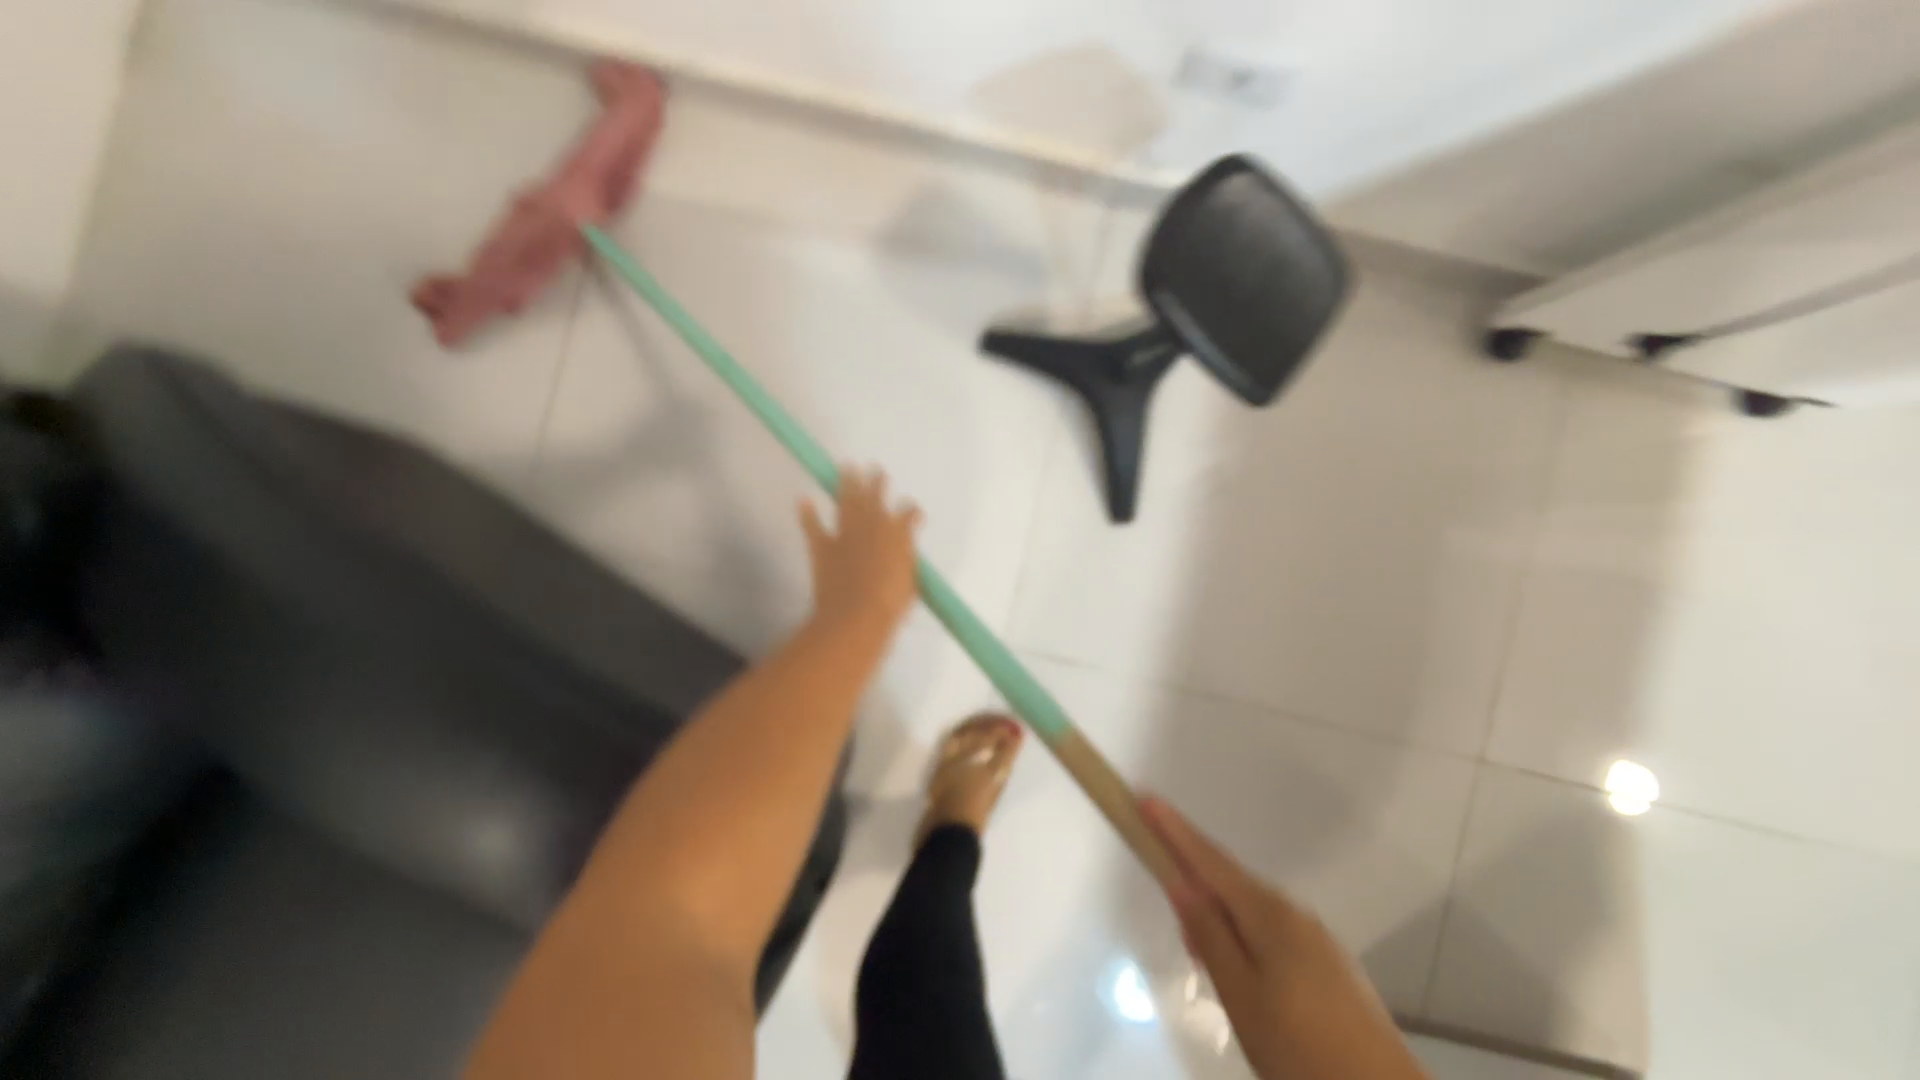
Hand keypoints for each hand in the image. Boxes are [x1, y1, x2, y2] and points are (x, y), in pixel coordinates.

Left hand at [798, 467, 923, 640]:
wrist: (855, 616)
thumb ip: (908, 560)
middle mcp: (872, 527)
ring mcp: (845, 535)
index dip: (910, 511)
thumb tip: (906, 548)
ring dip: (847, 484)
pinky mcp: (822, 546)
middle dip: (877, 483)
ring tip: (847, 466)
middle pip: (875, 499)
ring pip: (847, 502)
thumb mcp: (911, 583)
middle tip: (876, 468)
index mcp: (898, 535)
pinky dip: (807, 512)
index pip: (907, 515)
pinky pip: (812, 525)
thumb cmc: (890, 604)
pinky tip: (803, 499)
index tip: (912, 510)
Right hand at [1141, 798, 1428, 1079]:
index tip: (1145, 798)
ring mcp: (1315, 936)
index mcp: (1268, 914)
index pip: (1210, 860)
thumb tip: (1180, 882)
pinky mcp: (1327, 962)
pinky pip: (1270, 930)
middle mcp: (1293, 913)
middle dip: (1193, 876)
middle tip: (1162, 892)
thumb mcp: (1240, 994)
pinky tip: (1238, 967)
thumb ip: (1209, 934)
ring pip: (1251, 909)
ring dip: (1217, 913)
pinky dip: (1242, 933)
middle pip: (1230, 881)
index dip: (1174, 830)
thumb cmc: (1299, 1045)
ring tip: (1198, 951)